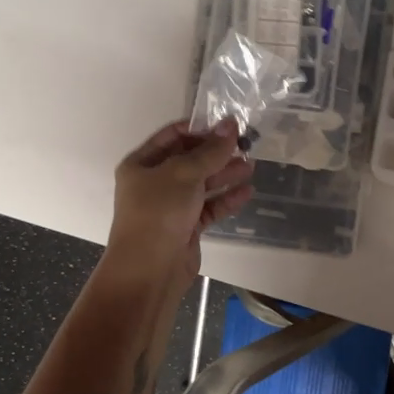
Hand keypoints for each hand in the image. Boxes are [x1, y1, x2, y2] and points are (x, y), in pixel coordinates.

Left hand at [105, 118, 254, 276]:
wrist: (149, 268)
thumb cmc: (159, 212)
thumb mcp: (184, 174)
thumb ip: (210, 150)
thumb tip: (231, 125)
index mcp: (142, 164)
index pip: (172, 136)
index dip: (200, 129)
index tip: (228, 125)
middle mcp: (155, 182)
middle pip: (190, 160)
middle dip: (217, 152)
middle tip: (246, 144)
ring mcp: (171, 206)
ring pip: (202, 184)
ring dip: (225, 174)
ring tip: (251, 165)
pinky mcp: (187, 227)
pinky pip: (210, 207)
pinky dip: (227, 199)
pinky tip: (248, 191)